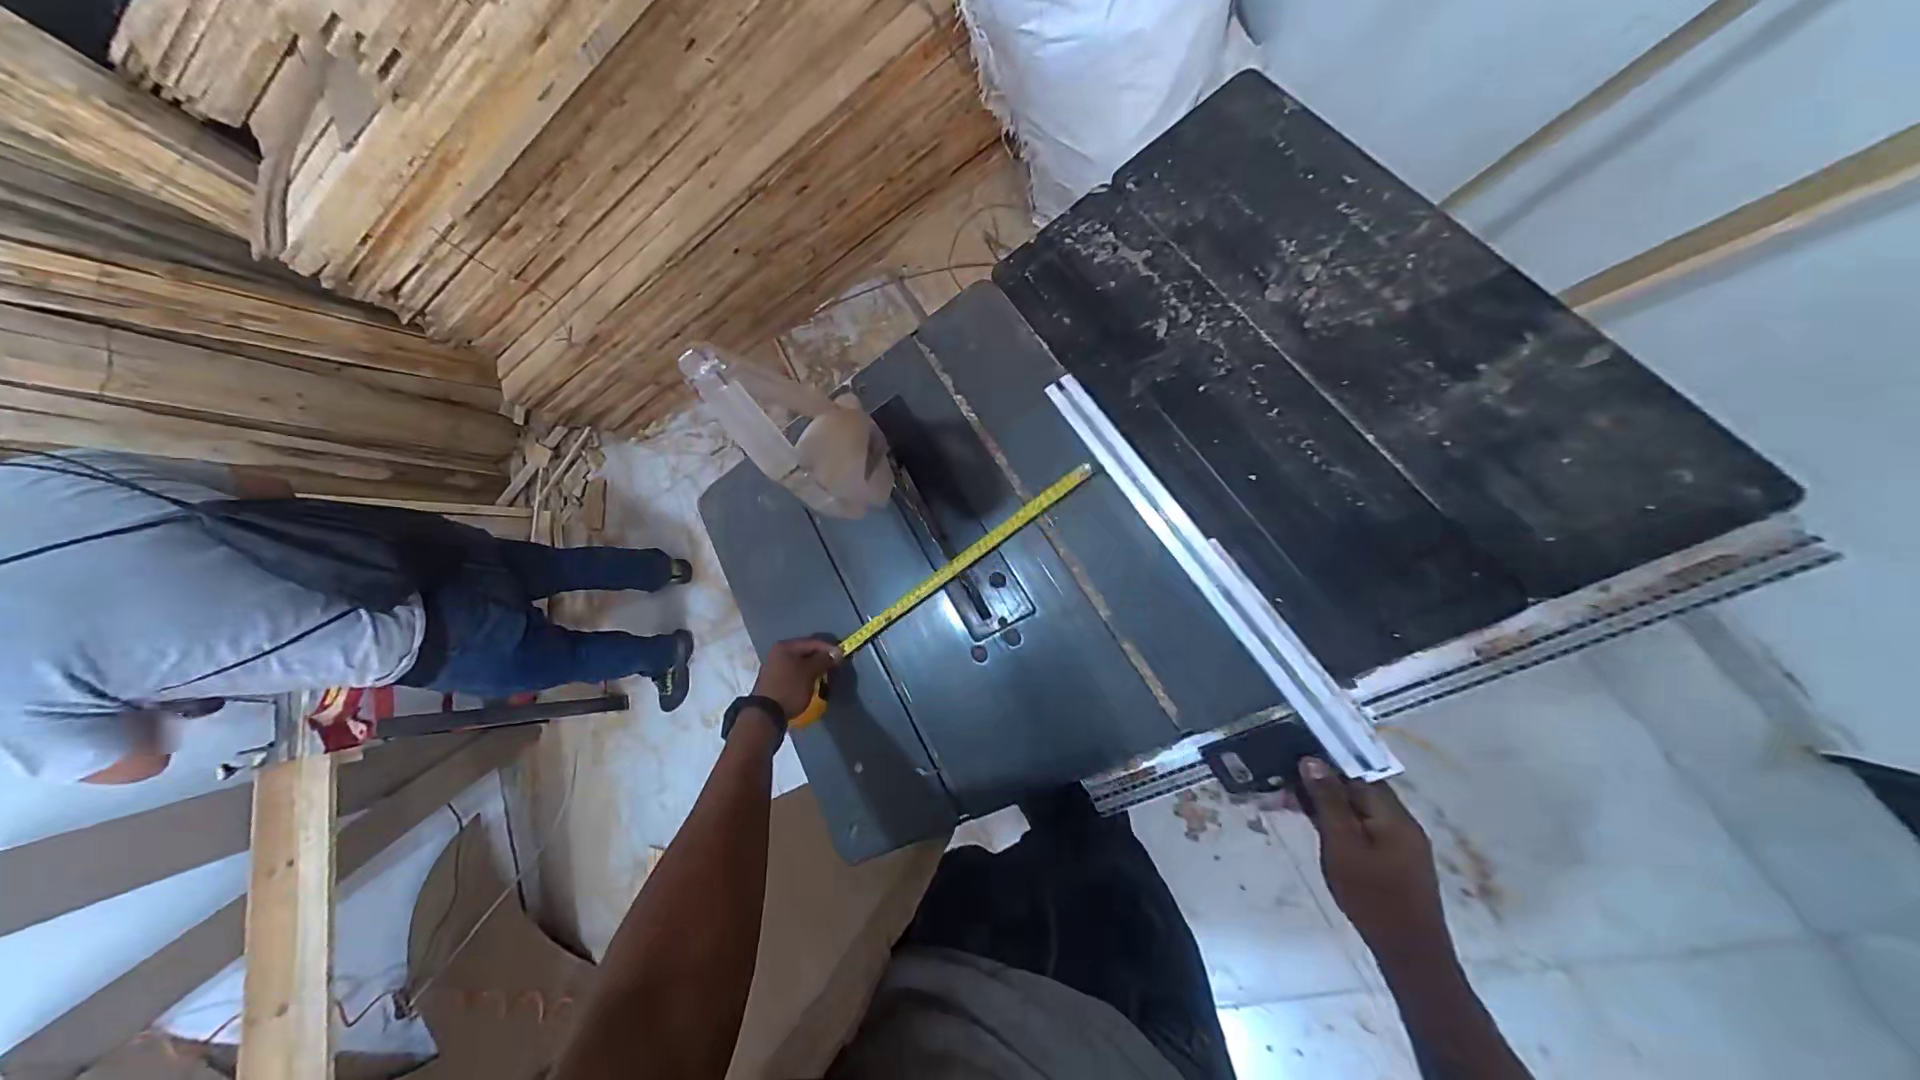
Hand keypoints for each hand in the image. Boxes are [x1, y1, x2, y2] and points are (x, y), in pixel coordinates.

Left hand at [750, 638, 842, 719]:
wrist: (766, 714)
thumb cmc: (790, 688)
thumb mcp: (810, 672)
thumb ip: (824, 660)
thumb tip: (836, 653)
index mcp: (785, 646)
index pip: (813, 642)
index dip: (829, 648)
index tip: (843, 656)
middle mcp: (778, 652)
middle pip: (806, 651)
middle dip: (821, 658)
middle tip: (835, 666)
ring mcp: (775, 666)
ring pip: (800, 663)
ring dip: (814, 668)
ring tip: (826, 675)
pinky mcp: (775, 680)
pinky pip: (795, 672)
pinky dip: (805, 675)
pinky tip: (813, 682)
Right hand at [1296, 757, 1450, 960]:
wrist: (1409, 952)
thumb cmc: (1371, 895)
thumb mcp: (1341, 844)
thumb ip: (1328, 801)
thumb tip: (1312, 761)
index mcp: (1394, 814)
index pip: (1357, 773)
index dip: (1325, 765)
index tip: (1291, 764)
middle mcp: (1403, 823)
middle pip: (1359, 790)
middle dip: (1323, 785)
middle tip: (1285, 789)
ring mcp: (1403, 843)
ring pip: (1361, 810)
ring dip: (1329, 805)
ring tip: (1293, 806)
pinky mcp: (1397, 861)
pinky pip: (1366, 828)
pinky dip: (1341, 823)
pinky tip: (1320, 830)